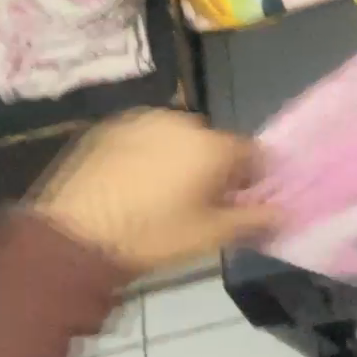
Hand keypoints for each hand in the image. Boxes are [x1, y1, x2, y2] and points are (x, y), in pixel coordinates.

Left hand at [30, 110, 277, 274]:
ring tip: (164, 192)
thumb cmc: (151, 236)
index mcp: (213, 145)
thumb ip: (254, 220)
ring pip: (178, 137)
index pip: (253, 153)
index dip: (252, 178)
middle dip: (214, 166)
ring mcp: (143, 120)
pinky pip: (145, 137)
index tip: (242, 200)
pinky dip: (149, 154)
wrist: (73, 234)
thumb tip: (283, 213)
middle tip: (201, 201)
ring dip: (180, 157)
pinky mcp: (110, 127)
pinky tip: (135, 183)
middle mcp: (183, 122)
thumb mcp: (210, 236)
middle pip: (214, 142)